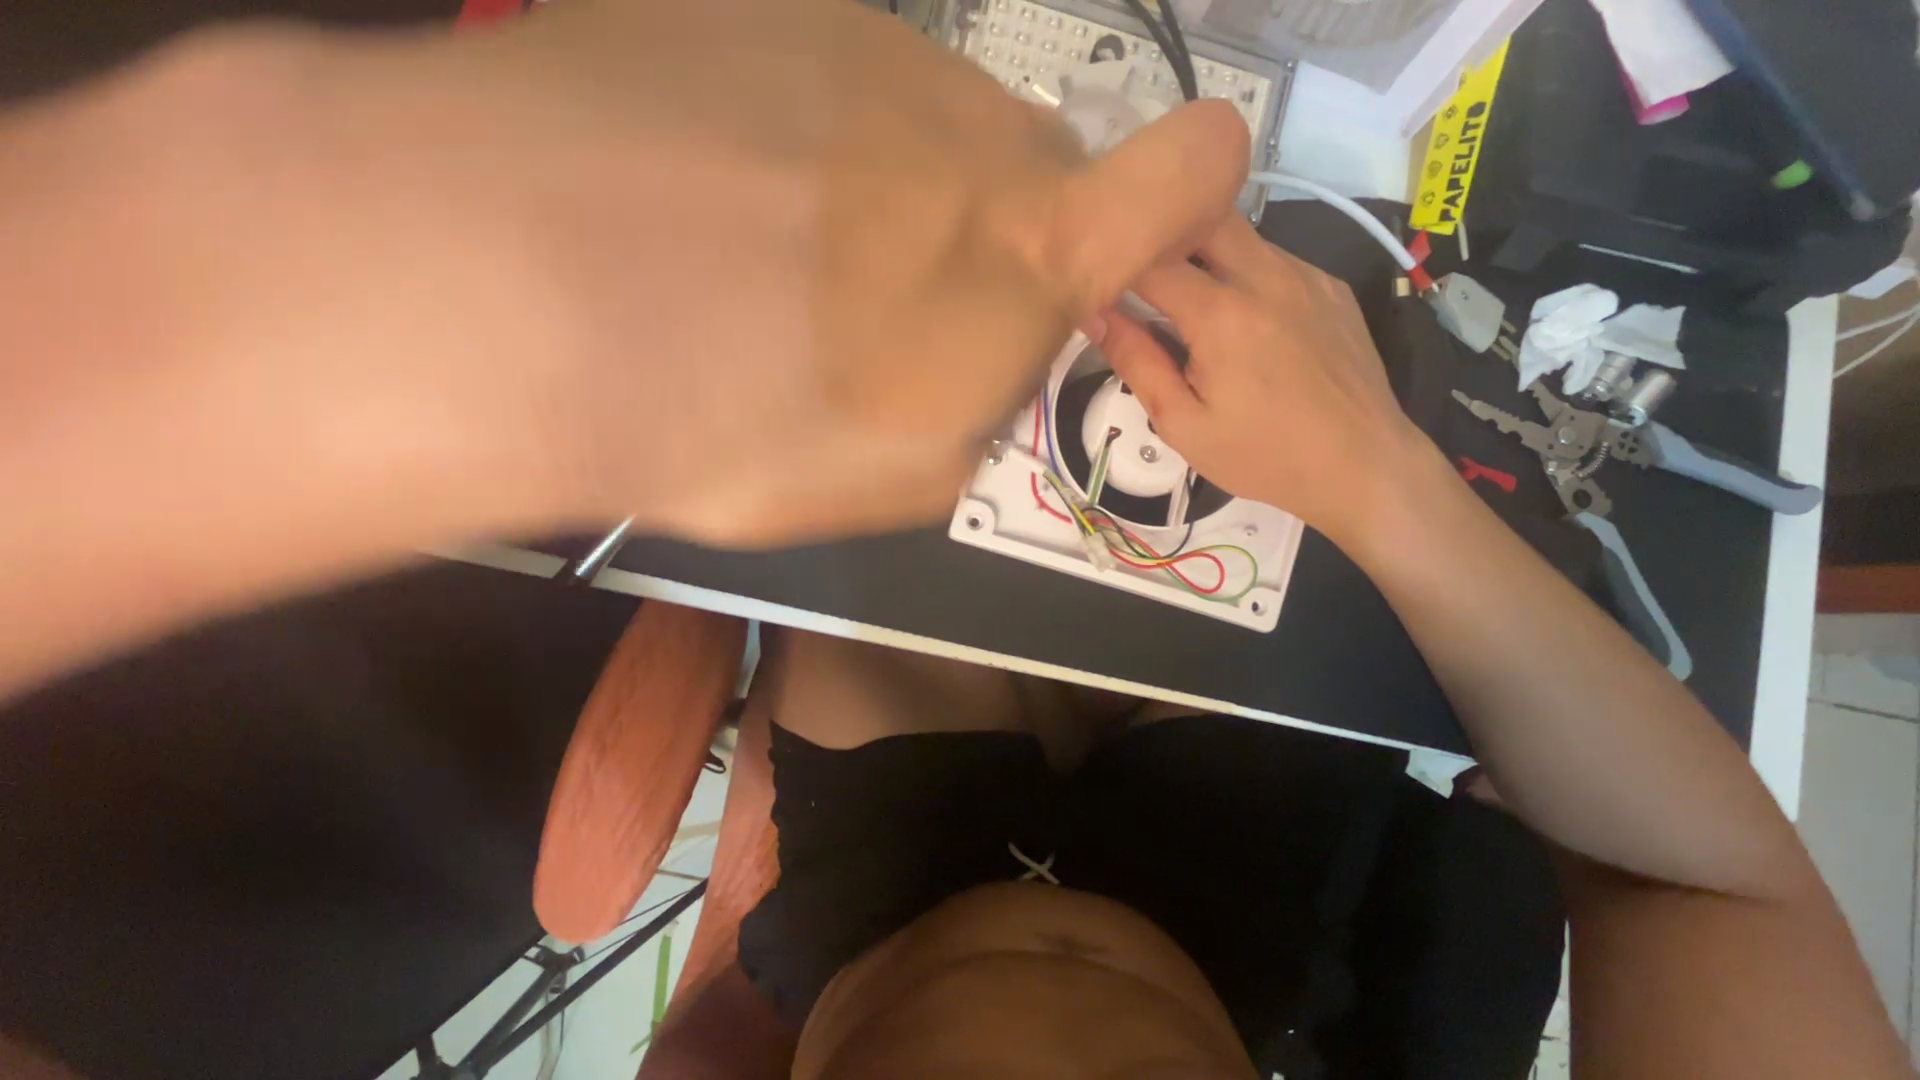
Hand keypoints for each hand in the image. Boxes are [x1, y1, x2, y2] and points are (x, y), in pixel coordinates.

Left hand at [202, 0, 1253, 545]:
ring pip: (921, 114)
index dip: (1186, 197)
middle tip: (881, 299)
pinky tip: (697, 183)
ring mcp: (857, 45)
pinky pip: (815, 71)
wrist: (507, 294)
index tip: (1134, 236)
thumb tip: (979, 361)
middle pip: (1023, 162)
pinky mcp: (743, 2)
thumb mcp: (893, 477)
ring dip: (883, 178)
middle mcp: (968, 123)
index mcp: (1023, 252)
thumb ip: (981, 406)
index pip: (1189, 174)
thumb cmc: (732, 425)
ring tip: (761, 249)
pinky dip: (791, 128)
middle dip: (988, 228)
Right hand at [1092, 217, 1432, 544]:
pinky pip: (1276, 260)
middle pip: (1201, 217)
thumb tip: (1095, 315)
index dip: (1119, 265)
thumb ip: (1137, 363)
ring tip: (1193, 304)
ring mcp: (1305, 275)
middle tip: (1146, 279)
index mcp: (1221, 314)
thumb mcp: (1183, 424)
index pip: (1151, 260)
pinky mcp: (1331, 286)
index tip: (1102, 281)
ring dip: (1207, 256)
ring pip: (1241, 236)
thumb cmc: (1263, 455)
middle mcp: (1265, 276)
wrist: (1363, 465)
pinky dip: (1248, 275)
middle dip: (1166, 237)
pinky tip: (1248, 322)